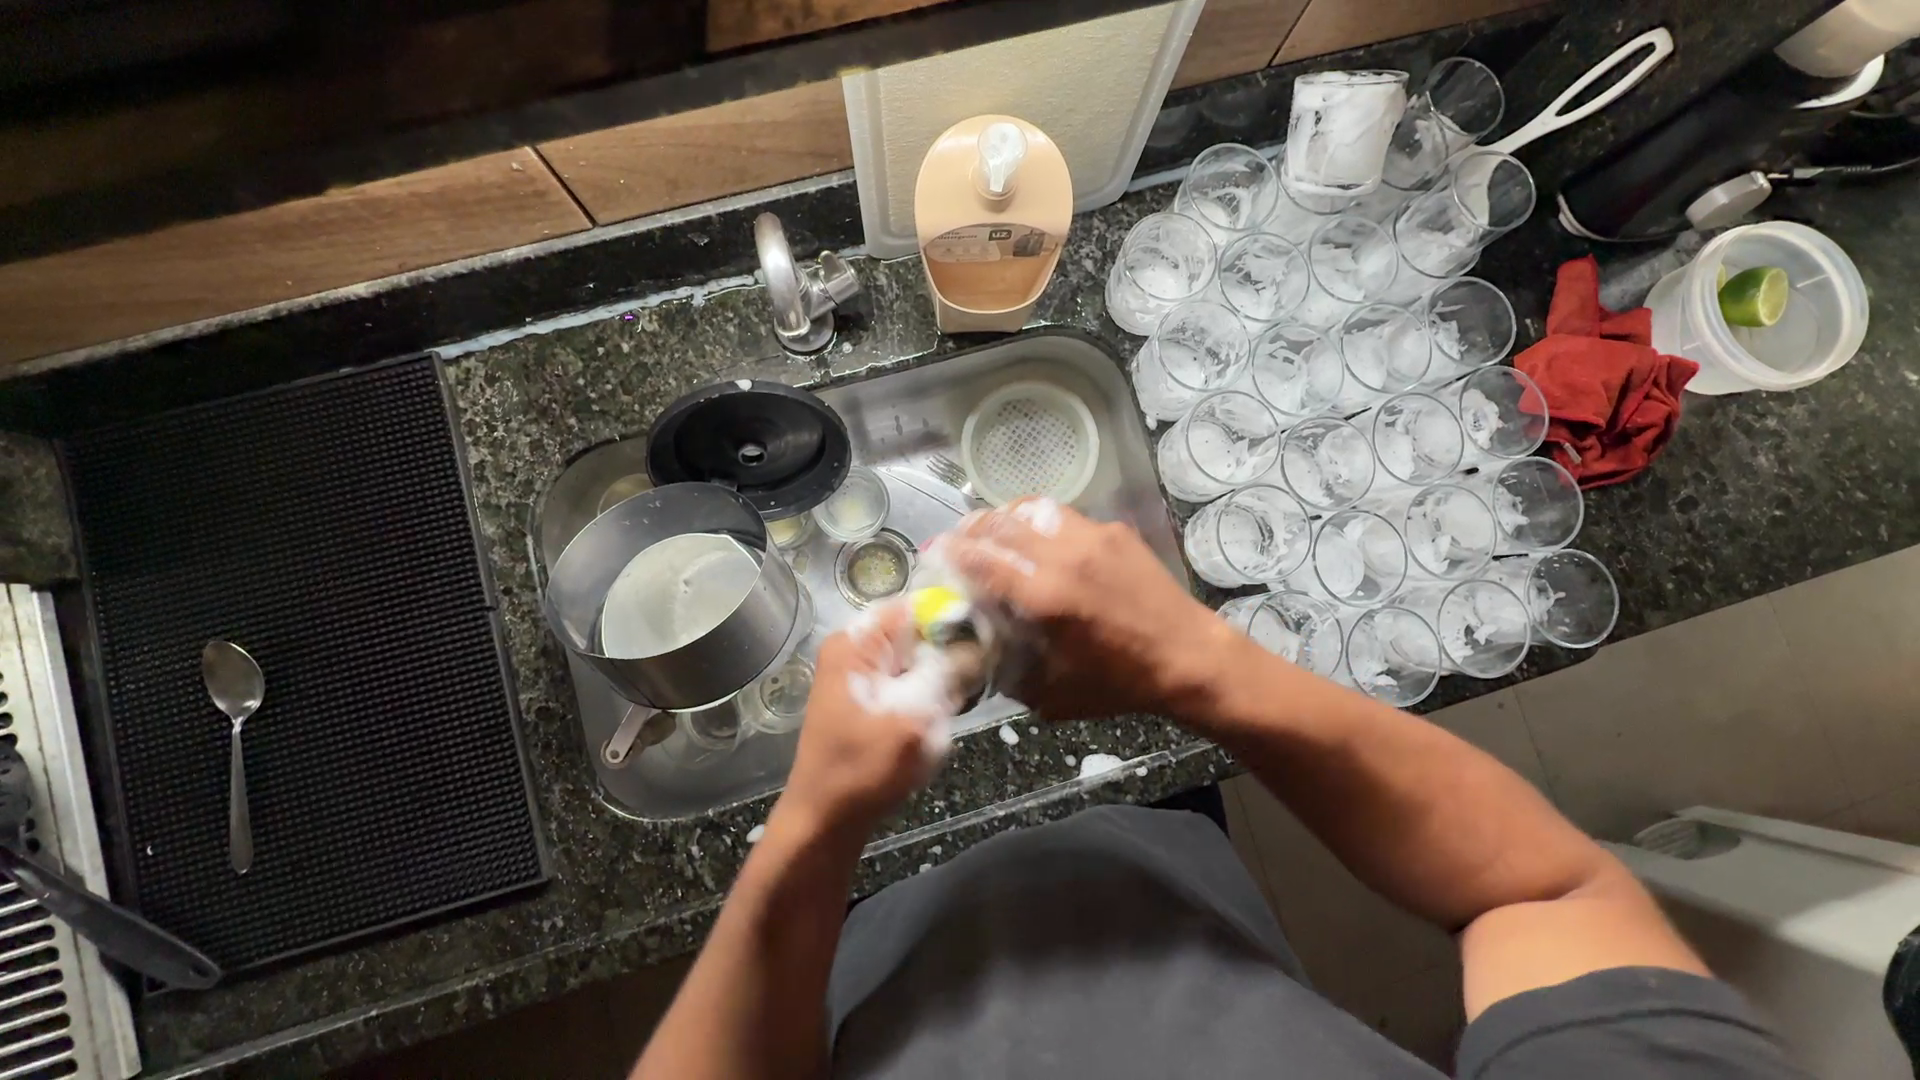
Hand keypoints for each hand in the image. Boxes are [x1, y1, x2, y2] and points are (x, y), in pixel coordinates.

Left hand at [778, 602, 981, 834]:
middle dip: (952, 650)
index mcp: (856, 643)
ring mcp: (862, 675)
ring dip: (943, 678)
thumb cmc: (862, 770)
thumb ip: (949, 673)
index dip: (955, 613)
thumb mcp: (914, 718)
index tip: (991, 632)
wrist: (824, 822)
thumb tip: (982, 639)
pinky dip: (930, 696)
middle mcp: (856, 650)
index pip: (915, 605)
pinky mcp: (870, 700)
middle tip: (982, 671)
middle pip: (919, 631)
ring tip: (961, 698)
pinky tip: (943, 716)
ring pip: (919, 659)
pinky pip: (910, 682)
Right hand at [932, 498, 1244, 720]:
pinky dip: (1040, 523)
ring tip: (993, 531)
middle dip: (970, 529)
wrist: (1188, 657)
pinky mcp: (1114, 532)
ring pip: (1031, 510)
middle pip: (1000, 525)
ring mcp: (1091, 537)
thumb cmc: (1120, 683)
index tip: (934, 554)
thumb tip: (980, 649)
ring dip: (1004, 518)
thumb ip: (1009, 668)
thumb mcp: (1053, 693)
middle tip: (958, 540)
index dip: (951, 554)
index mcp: (1045, 598)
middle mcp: (1064, 557)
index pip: (981, 561)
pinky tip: (1039, 540)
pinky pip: (1063, 517)